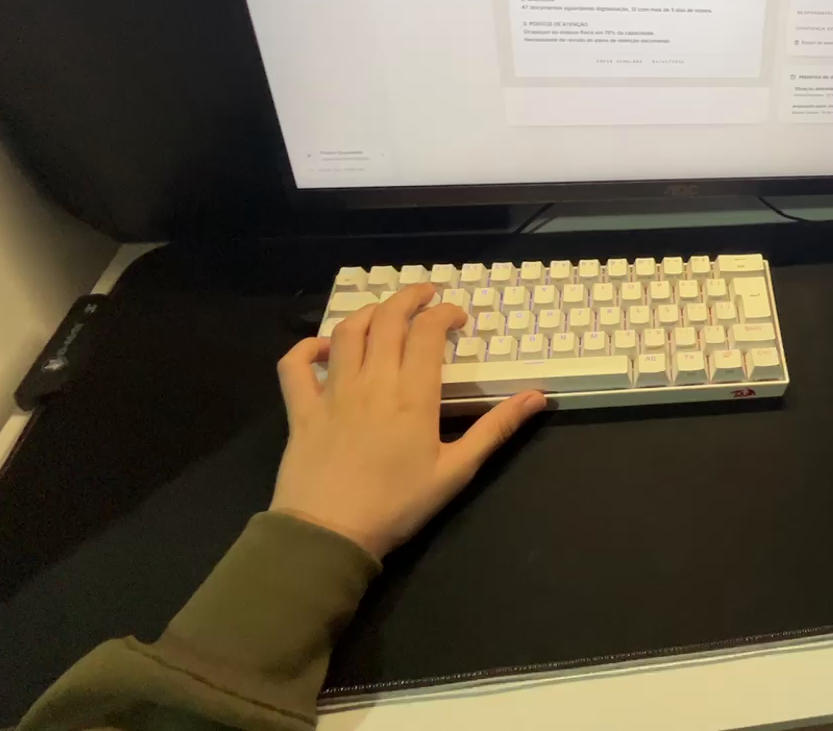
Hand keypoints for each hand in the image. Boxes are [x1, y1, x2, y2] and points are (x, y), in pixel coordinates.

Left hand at [272, 284, 545, 556]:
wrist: (327, 538)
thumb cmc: (397, 504)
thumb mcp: (457, 470)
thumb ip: (496, 428)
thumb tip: (537, 396)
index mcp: (413, 394)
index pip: (428, 331)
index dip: (445, 313)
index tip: (458, 318)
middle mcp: (373, 382)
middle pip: (387, 319)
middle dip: (409, 297)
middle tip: (426, 295)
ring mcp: (333, 393)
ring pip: (346, 332)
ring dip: (368, 312)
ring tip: (385, 312)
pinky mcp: (302, 410)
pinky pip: (295, 366)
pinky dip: (306, 347)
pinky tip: (323, 347)